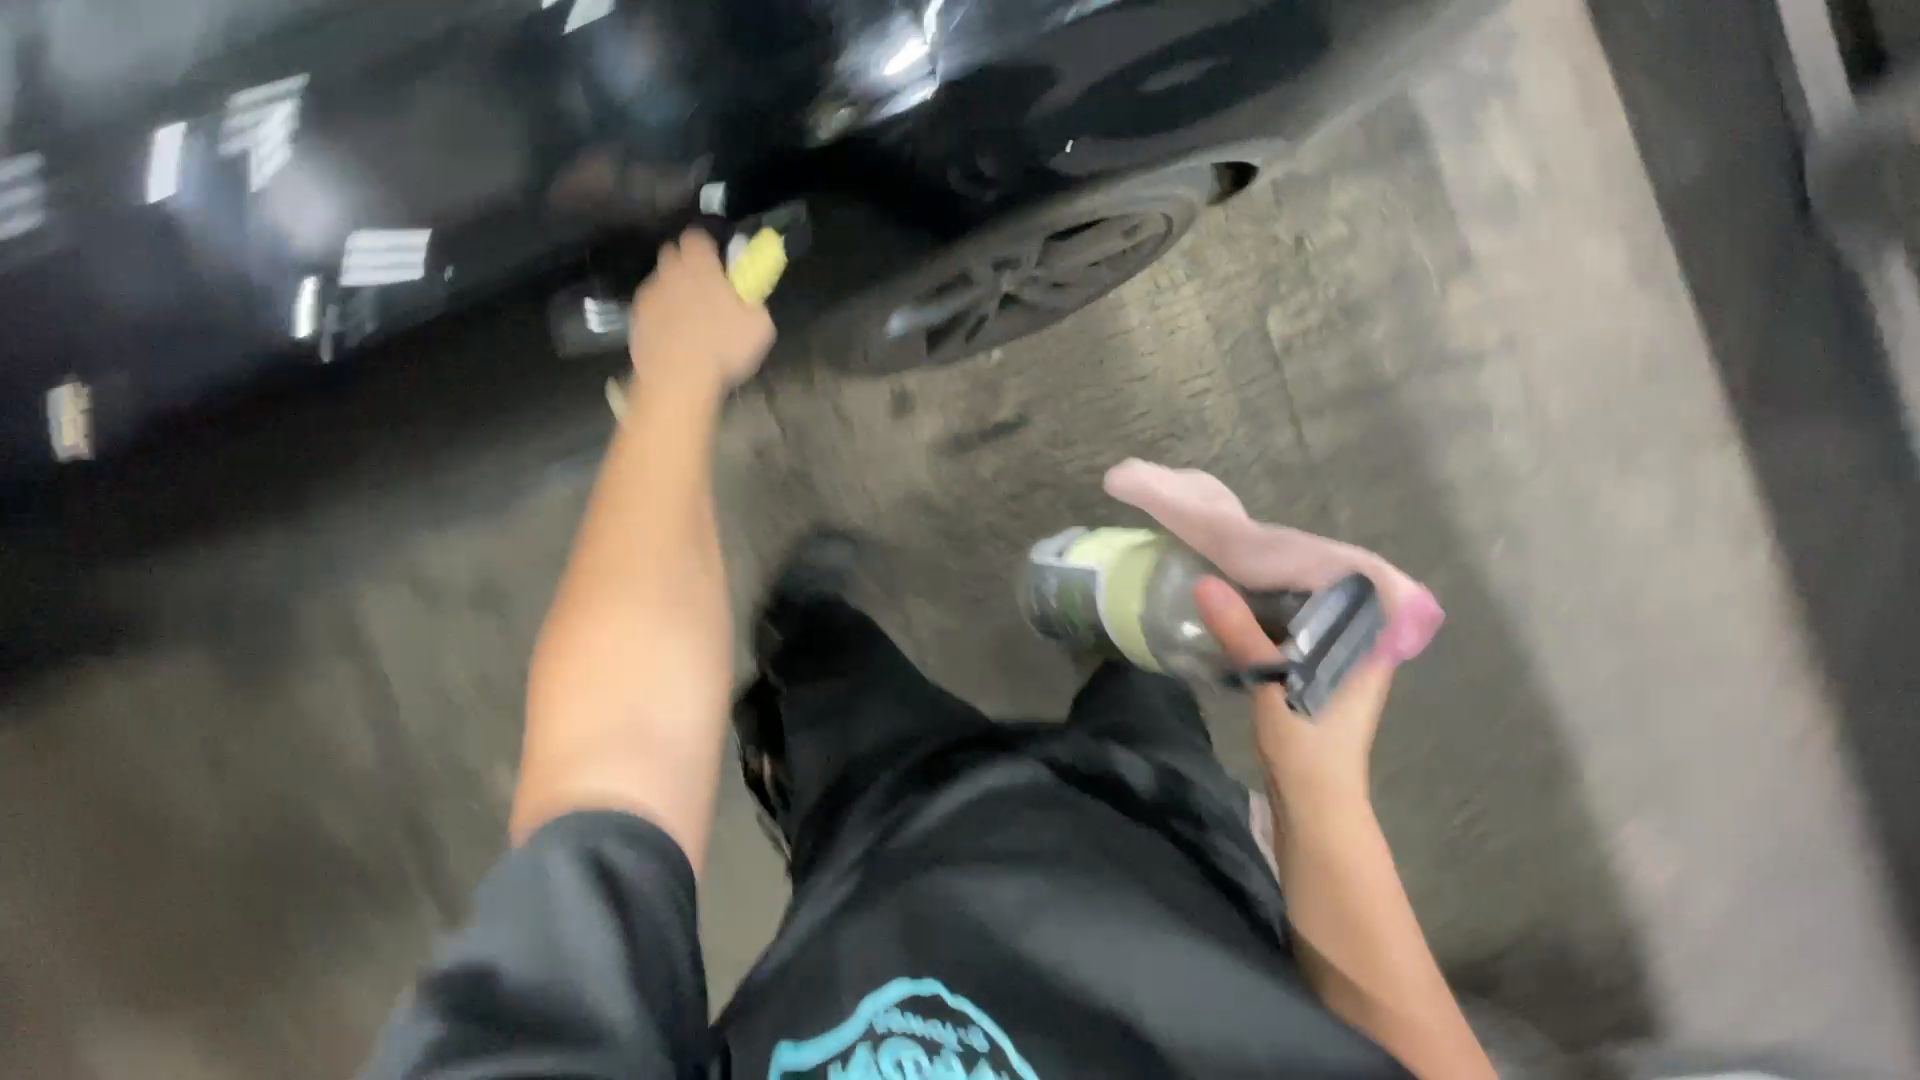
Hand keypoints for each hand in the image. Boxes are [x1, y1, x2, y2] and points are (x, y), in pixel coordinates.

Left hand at [628, 229, 775, 391]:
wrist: (678, 381)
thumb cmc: (723, 348)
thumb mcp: (759, 325)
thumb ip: (753, 300)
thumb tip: (749, 295)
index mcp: (699, 264)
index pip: (697, 235)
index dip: (708, 246)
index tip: (719, 263)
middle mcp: (668, 271)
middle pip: (674, 254)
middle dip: (688, 265)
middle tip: (706, 290)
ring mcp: (648, 295)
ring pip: (661, 282)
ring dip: (674, 293)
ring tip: (690, 321)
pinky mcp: (635, 319)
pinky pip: (652, 309)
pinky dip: (662, 317)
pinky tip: (675, 339)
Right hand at [1195, 576, 1392, 819]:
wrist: (1313, 812)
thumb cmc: (1310, 745)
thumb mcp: (1275, 683)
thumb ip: (1242, 634)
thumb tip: (1205, 583)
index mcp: (1366, 649)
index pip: (1356, 588)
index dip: (1322, 561)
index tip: (1284, 542)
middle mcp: (1356, 656)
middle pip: (1327, 605)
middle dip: (1291, 580)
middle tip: (1251, 554)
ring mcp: (1333, 675)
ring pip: (1306, 626)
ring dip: (1277, 607)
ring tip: (1240, 578)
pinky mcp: (1309, 691)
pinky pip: (1291, 646)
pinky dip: (1268, 631)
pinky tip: (1240, 621)